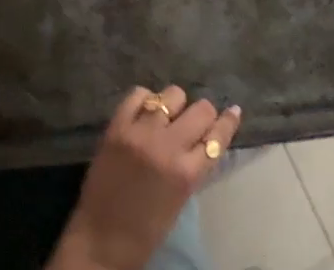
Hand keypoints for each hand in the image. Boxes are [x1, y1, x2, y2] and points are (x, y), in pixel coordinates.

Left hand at [50, 85, 242, 269]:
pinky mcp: (116, 127)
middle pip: (201, 109)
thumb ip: (195, 166)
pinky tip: (145, 111)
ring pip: (172, 95)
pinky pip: (138, 94)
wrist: (100, 239)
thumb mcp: (181, 197)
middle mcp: (167, 147)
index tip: (233, 110)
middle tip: (195, 123)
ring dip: (176, 105)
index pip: (218, 136)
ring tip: (168, 117)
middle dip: (203, 114)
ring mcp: (140, 133)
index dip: (229, 121)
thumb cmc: (146, 228)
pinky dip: (146, 99)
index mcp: (187, 173)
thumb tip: (208, 138)